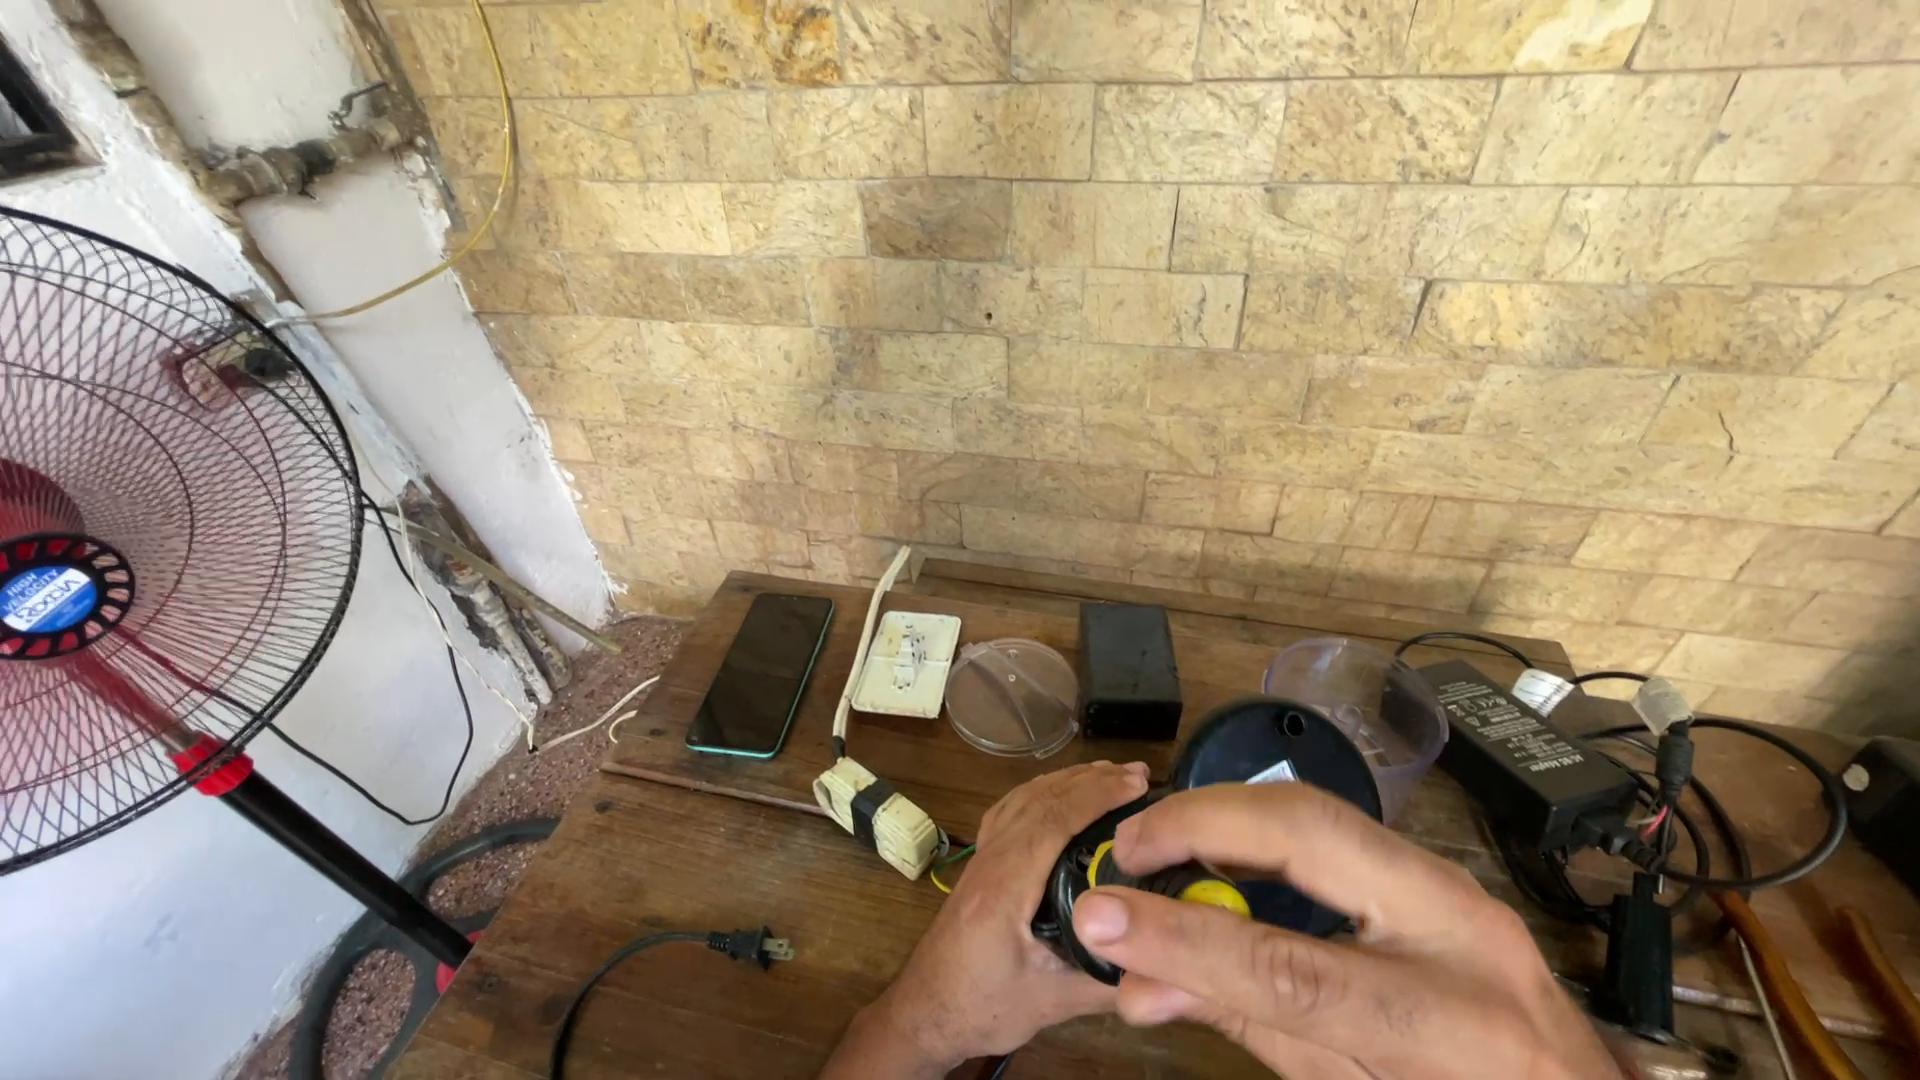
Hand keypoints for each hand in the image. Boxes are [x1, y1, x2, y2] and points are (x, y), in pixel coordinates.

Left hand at [821, 761, 1149, 1077]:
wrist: (924, 1011)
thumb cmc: (982, 1006)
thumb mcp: (1051, 1003)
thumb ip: (1105, 979)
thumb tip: (1164, 956)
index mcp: (1007, 883)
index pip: (1053, 818)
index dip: (1097, 795)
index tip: (1139, 784)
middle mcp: (992, 856)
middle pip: (1040, 798)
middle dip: (1091, 780)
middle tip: (1139, 773)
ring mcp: (982, 854)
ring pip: (1024, 797)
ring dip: (1067, 779)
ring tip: (1110, 774)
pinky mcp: (981, 860)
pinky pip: (1012, 807)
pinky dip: (1043, 790)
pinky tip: (1060, 792)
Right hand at [1071, 784, 1625, 1079]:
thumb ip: (1245, 1023)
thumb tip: (1135, 983)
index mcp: (1454, 1027)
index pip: (1294, 969)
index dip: (1184, 938)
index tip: (1099, 914)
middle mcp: (1460, 927)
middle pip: (1309, 833)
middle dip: (1201, 822)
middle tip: (1127, 845)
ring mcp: (1450, 883)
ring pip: (1314, 806)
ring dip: (1220, 814)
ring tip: (1153, 843)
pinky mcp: (1428, 863)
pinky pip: (1322, 820)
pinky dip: (1250, 824)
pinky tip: (1209, 844)